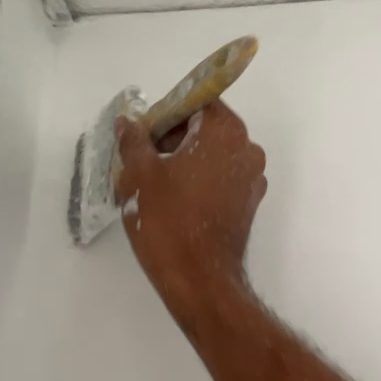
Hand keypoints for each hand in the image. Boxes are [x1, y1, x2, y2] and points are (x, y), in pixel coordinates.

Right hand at [115, 101, 267, 313]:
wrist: (199, 278)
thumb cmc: (168, 220)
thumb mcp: (139, 175)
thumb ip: (134, 141)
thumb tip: (128, 122)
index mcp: (225, 132)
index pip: (197, 101)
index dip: (167, 112)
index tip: (144, 132)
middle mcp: (247, 149)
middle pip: (207, 128)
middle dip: (174, 137)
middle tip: (142, 157)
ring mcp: (252, 179)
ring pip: (213, 155)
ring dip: (185, 160)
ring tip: (153, 182)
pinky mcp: (248, 204)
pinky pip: (220, 178)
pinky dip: (199, 180)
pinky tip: (173, 200)